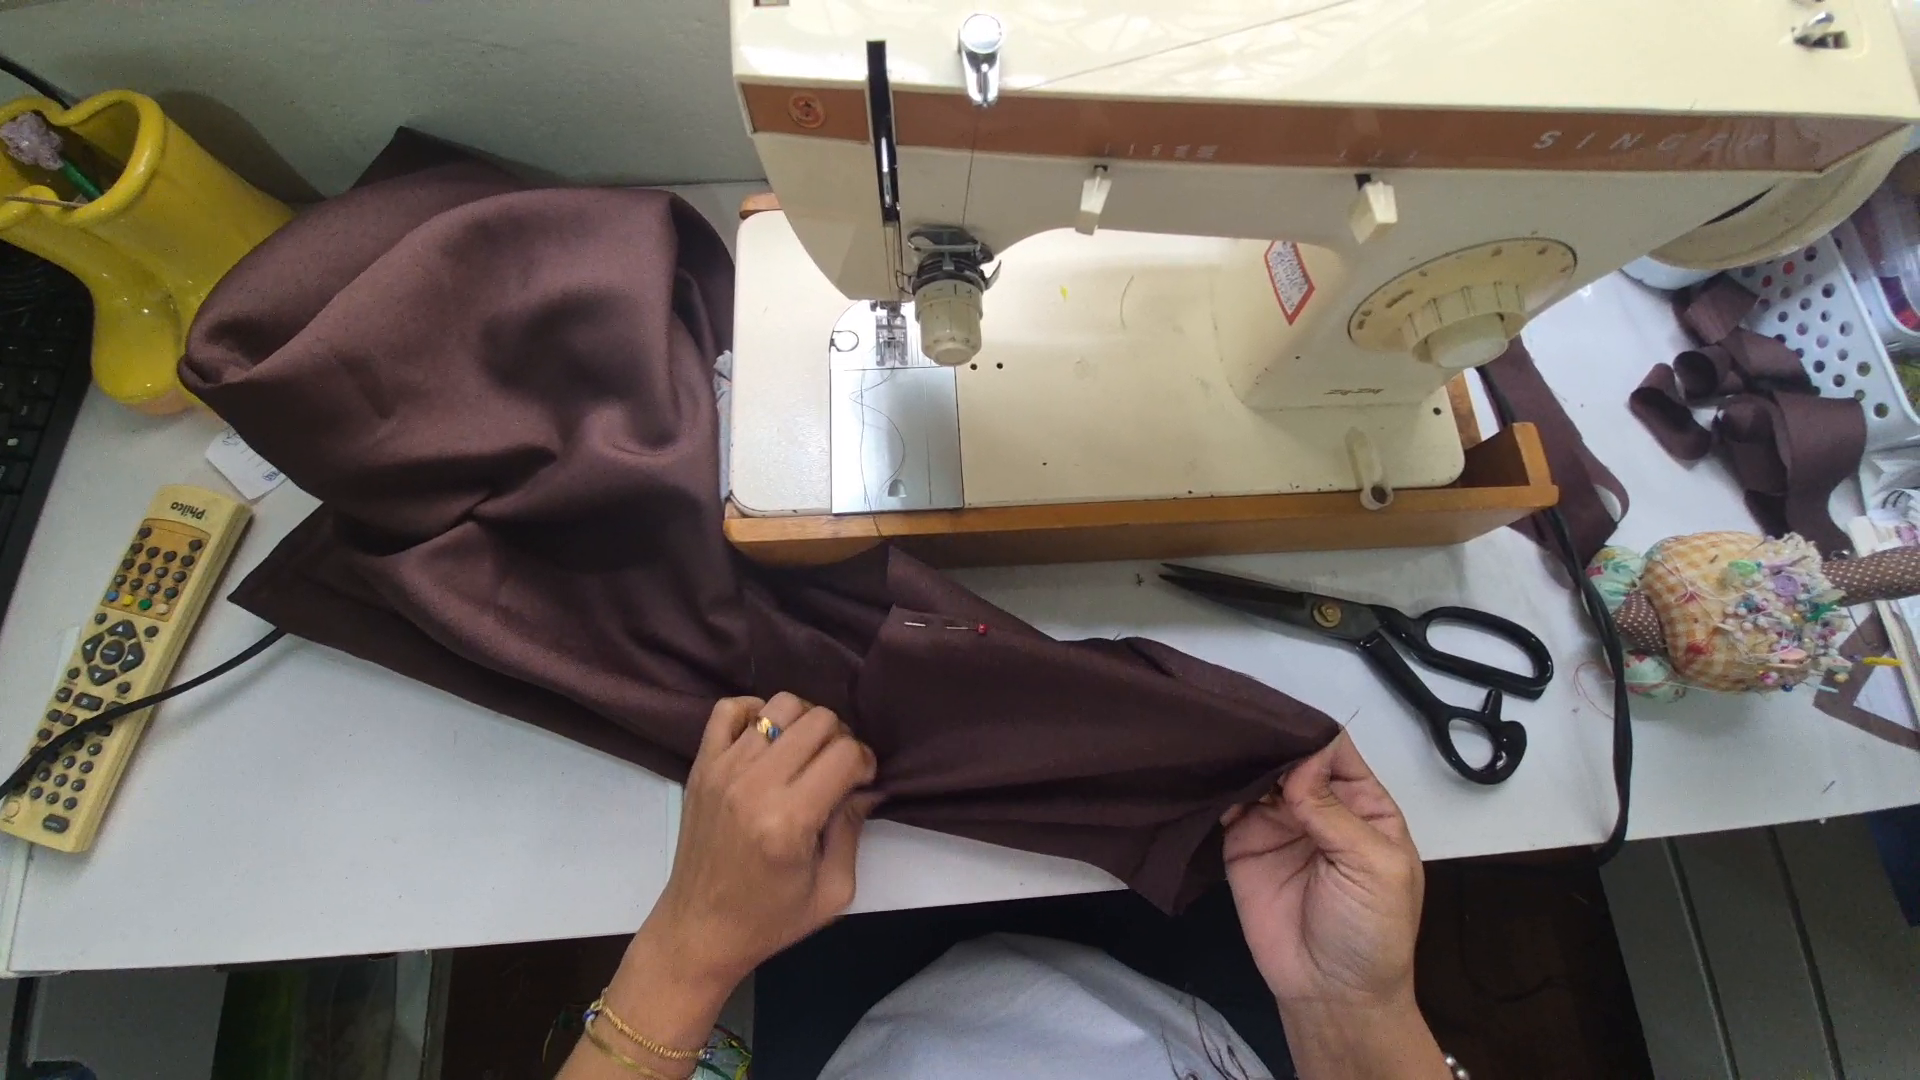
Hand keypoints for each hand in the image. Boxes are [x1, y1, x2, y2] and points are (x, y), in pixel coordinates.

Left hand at [636, 693, 879, 989]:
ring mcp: (723, 770)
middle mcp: (755, 786)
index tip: (861, 782)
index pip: (846, 753)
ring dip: (804, 723)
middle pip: (820, 720)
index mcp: (789, 821)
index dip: (865, 762)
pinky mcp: (702, 765)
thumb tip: (867, 785)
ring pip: (781, 705)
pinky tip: (768, 739)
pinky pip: (730, 709)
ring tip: (804, 753)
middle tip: (836, 769)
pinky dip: (756, 711)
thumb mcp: (833, 890)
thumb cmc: (769, 920)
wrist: (697, 933)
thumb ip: (854, 829)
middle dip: (841, 739)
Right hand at [1222, 732, 1422, 1010]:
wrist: (1328, 993)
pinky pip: (1227, 801)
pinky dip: (1215, 784)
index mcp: (1362, 804)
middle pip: (1290, 756)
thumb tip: (1300, 756)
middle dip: (1267, 739)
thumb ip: (1334, 812)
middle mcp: (1318, 804)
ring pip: (1256, 773)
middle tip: (1236, 720)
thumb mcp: (1372, 869)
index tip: (1275, 717)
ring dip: (1239, 757)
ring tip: (1216, 737)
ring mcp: (1277, 820)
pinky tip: (1204, 770)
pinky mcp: (1241, 838)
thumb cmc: (1371, 932)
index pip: (1334, 751)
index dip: (1308, 733)